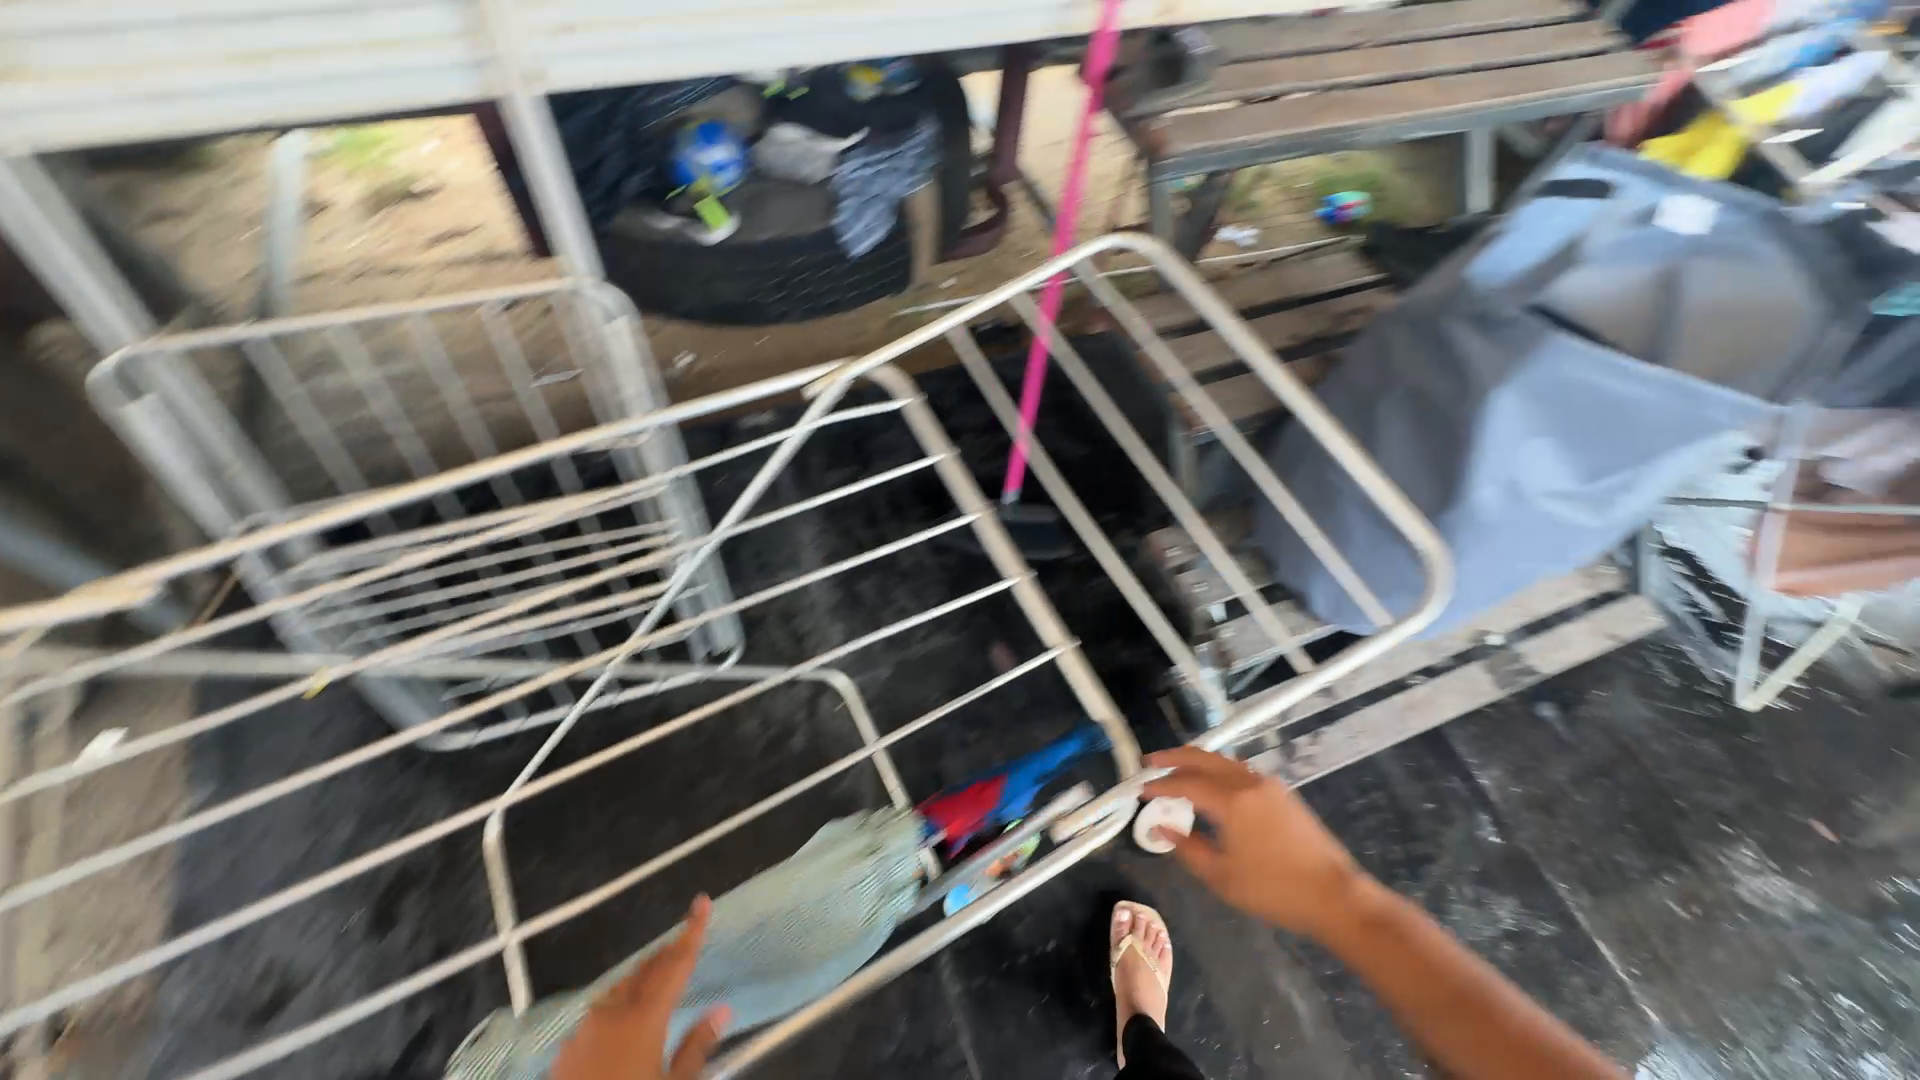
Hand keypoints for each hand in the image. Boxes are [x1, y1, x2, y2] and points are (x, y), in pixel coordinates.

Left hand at [550, 895, 731, 1079]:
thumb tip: (721, 1010)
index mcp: (644, 1019)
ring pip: (619, 990)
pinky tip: (625, 1025)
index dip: (692, 931)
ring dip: (642, 979)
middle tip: (685, 942)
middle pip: (645, 971)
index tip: (702, 902)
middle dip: (667, 954)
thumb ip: (696, 1047)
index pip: (676, 963)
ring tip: (659, 979)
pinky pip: (599, 1016)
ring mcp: (583, 1034)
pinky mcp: (565, 1055)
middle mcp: (611, 1015)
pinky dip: (619, 1007)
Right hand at [1144, 747, 1372, 939]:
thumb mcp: (1222, 877)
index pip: (1185, 783)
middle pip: (1204, 758)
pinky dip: (1218, 771)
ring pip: (1224, 762)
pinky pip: (1240, 772)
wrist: (1336, 897)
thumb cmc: (1275, 890)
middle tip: (1150, 761)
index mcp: (1232, 801)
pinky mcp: (1284, 795)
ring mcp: (1270, 786)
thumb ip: (1188, 848)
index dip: (1159, 785)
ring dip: (1197, 762)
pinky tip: (1212, 785)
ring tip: (1177, 770)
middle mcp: (1249, 783)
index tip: (1139, 789)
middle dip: (1174, 757)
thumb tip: (1164, 828)